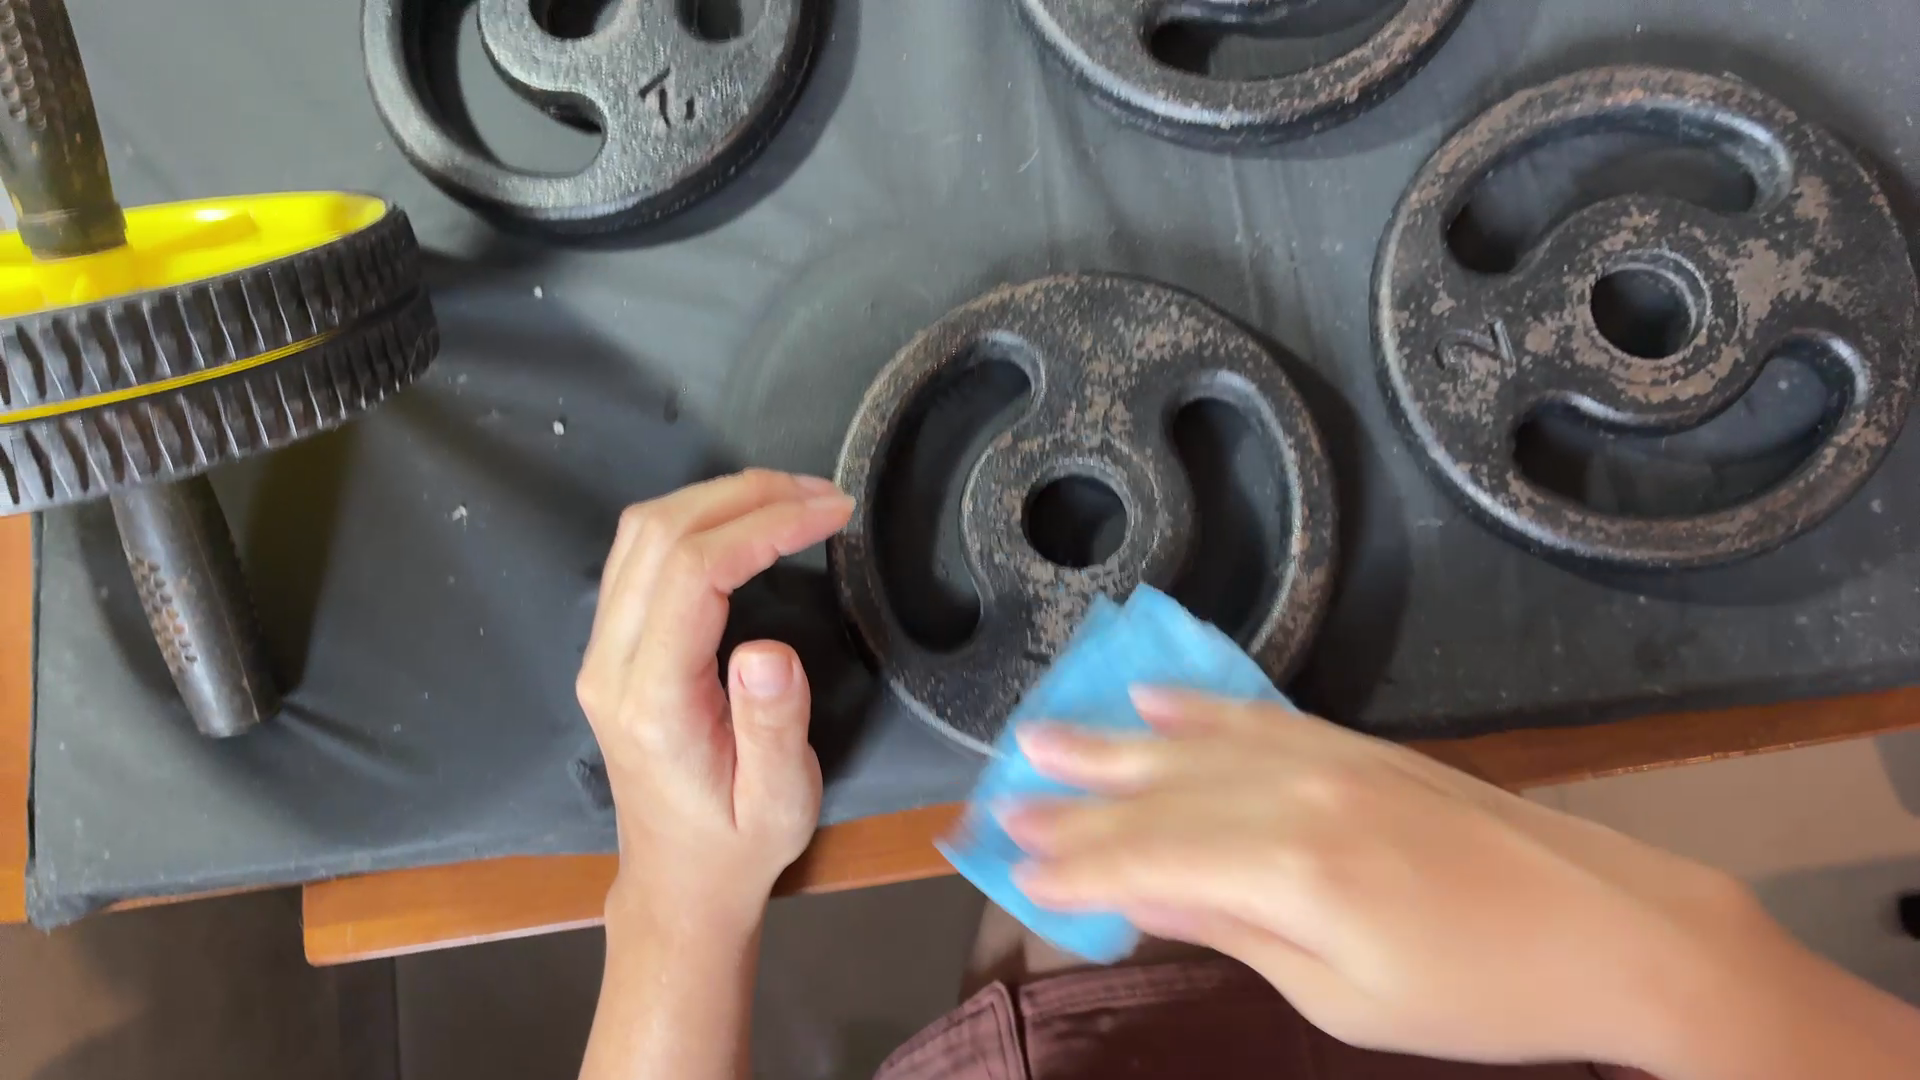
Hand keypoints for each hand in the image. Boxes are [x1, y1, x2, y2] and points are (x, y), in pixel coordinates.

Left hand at [575, 469, 853, 920]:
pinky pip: (640, 552)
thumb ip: (774, 727)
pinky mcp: (611, 644)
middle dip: (748, 495)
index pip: (695, 572)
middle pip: (661, 534)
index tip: (832, 511)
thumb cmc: (736, 846)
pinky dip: (697, 517)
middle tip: (823, 494)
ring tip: (794, 496)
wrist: (676, 882)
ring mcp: (602, 649)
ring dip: (720, 497)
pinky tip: (745, 519)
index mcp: (653, 700)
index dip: (766, 525)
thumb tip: (770, 649)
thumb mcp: (779, 802)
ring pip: (642, 532)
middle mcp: (611, 662)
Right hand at [996, 690, 1845, 1073]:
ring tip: (1042, 734)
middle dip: (1073, 805)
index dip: (1078, 865)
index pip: (1149, 859)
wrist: (1609, 927)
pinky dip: (1191, 707)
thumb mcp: (1339, 994)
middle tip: (1003, 800)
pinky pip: (1248, 715)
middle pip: (1155, 797)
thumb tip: (1132, 895)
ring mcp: (1317, 755)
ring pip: (1186, 744)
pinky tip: (1148, 698)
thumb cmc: (1473, 996)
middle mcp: (1290, 793)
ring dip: (1110, 744)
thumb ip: (1226, 926)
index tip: (1016, 865)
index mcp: (1290, 871)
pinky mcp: (1343, 741)